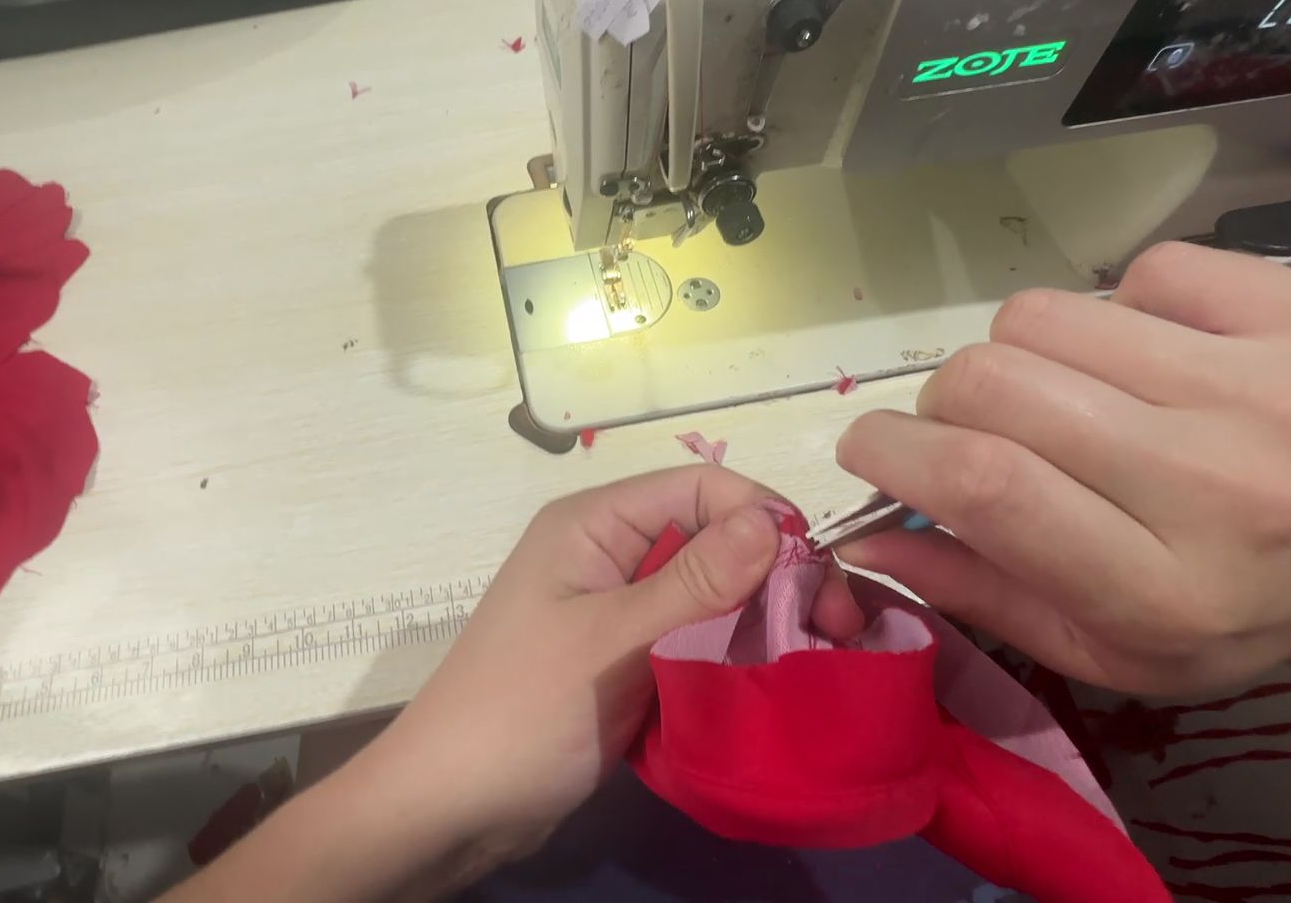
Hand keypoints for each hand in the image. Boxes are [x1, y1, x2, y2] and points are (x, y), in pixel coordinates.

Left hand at [345, 465, 861, 871]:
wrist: (452, 803)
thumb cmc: (522, 709)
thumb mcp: (610, 641)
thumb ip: (693, 582)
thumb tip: (772, 519)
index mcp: (593, 522)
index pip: (697, 487)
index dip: (762, 516)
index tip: (819, 577)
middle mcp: (608, 550)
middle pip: (710, 536)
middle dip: (774, 572)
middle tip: (837, 629)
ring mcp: (617, 605)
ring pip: (708, 589)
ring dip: (761, 616)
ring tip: (820, 657)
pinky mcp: (627, 653)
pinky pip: (693, 634)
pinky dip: (734, 650)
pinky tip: (776, 677)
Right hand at [836, 242, 1290, 702]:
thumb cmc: (1223, 621)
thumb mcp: (1088, 645)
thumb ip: (967, 590)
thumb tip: (859, 536)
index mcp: (1160, 588)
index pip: (979, 481)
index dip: (890, 448)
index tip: (869, 447)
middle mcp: (1228, 486)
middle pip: (991, 380)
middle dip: (948, 402)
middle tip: (983, 429)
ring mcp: (1290, 391)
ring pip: (1042, 316)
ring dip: (1026, 355)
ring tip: (1077, 395)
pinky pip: (1146, 271)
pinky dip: (1122, 311)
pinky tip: (1160, 360)